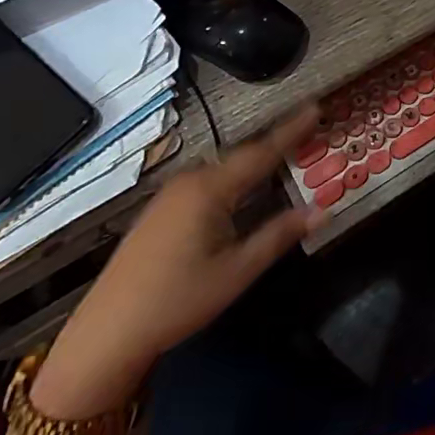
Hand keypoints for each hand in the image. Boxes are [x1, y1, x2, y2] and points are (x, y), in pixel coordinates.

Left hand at [31, 108, 322, 415]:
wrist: (112, 327)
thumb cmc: (179, 299)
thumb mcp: (237, 270)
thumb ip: (279, 235)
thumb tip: (323, 210)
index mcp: (210, 188)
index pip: (261, 152)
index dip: (291, 130)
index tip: (316, 107)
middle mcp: (190, 180)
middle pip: (242, 156)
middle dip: (276, 145)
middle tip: (309, 134)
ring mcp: (172, 193)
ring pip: (224, 169)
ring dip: (255, 163)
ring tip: (286, 157)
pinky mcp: (162, 208)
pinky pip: (208, 182)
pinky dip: (234, 179)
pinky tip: (245, 190)